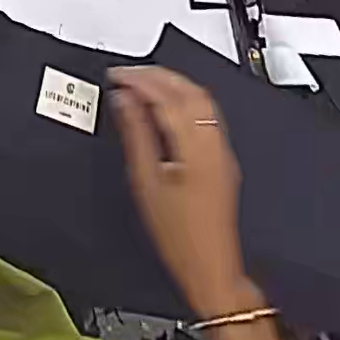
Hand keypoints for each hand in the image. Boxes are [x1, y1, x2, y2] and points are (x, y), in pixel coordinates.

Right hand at [110, 66, 262, 317]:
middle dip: (156, 75)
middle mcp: (213, 143)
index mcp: (195, 148)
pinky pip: (205, 112)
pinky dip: (182, 97)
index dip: (140, 80)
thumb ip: (135, 134)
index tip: (118, 75)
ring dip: (171, 83)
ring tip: (143, 81)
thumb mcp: (145, 180)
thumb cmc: (179, 233)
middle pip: (189, 91)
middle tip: (127, 73)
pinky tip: (165, 101)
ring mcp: (221, 149)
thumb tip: (124, 100)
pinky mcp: (221, 156)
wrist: (211, 266)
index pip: (166, 97)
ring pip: (200, 98)